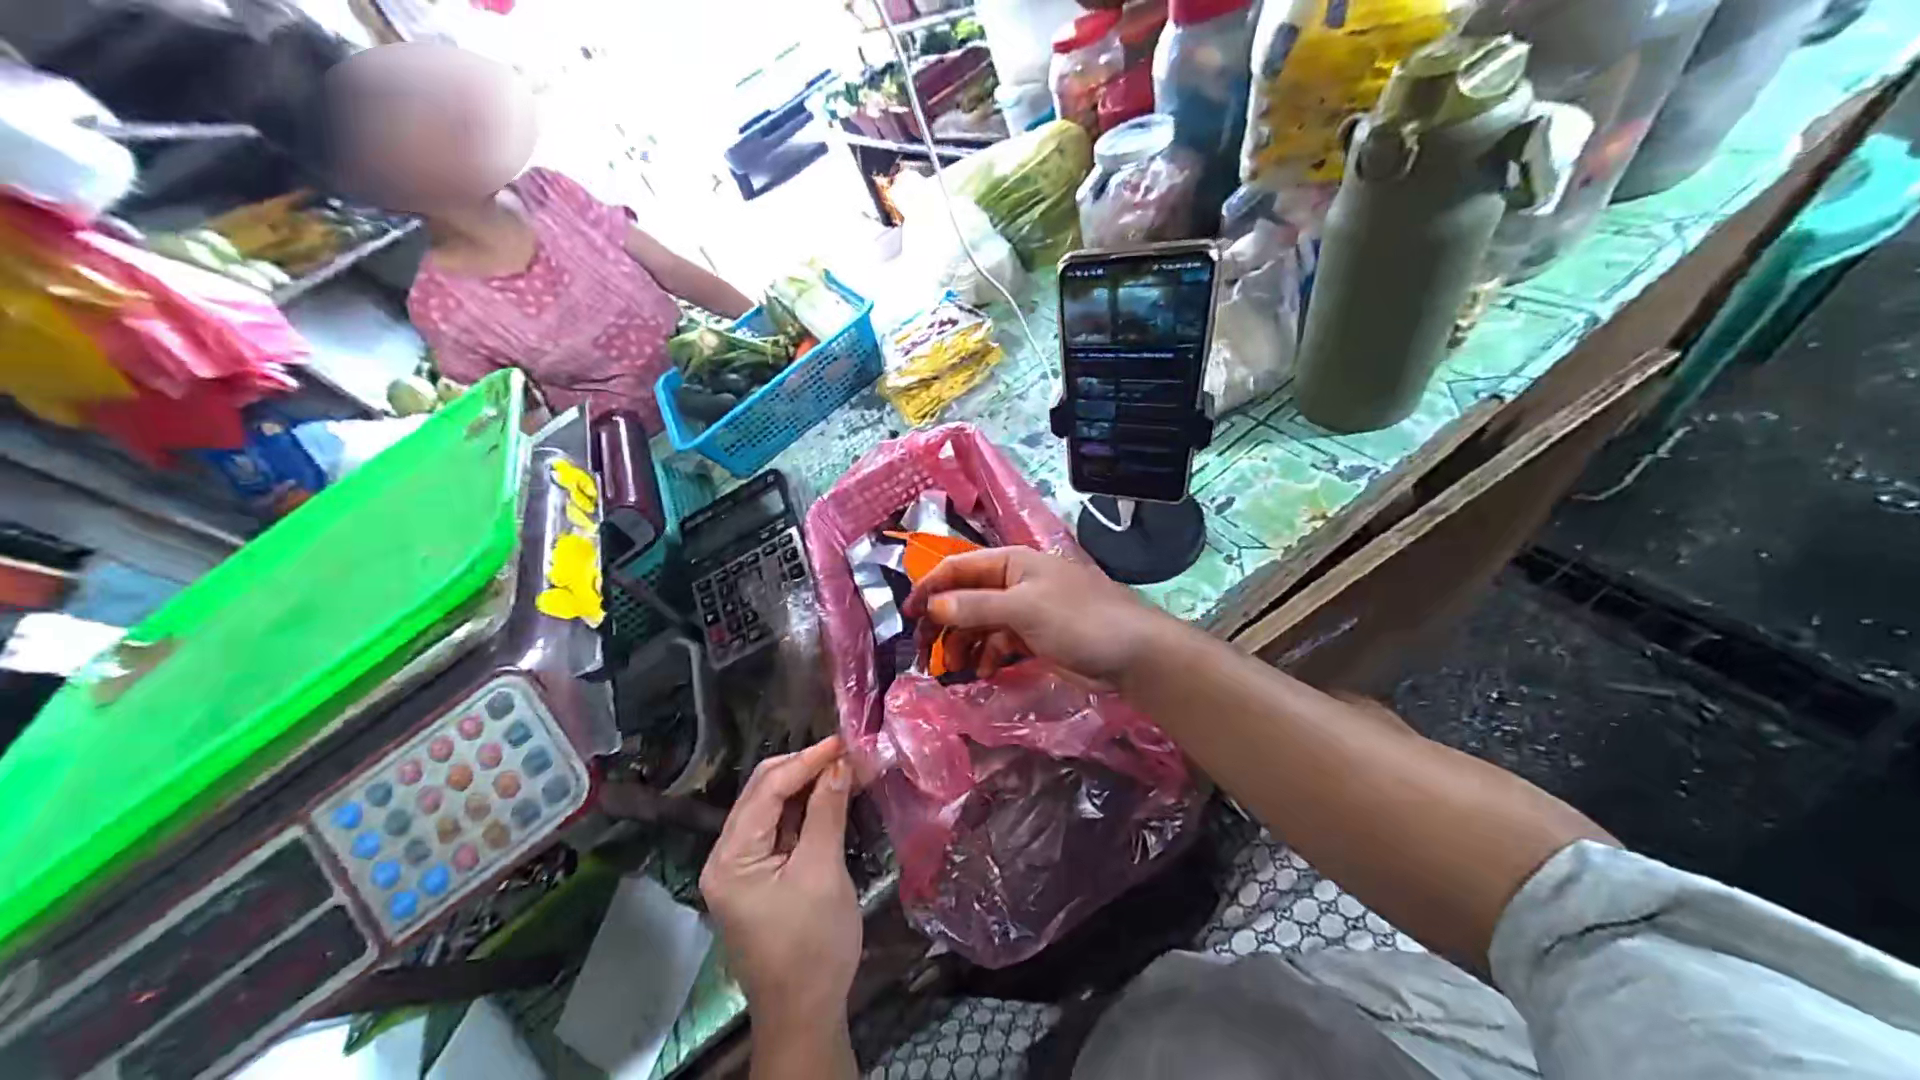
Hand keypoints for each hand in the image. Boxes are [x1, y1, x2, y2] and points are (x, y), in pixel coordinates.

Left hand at [701, 737, 860, 1039]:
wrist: (805, 1013)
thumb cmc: (813, 947)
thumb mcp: (823, 873)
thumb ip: (828, 812)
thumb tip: (841, 763)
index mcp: (731, 858)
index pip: (767, 790)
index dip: (807, 760)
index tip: (843, 741)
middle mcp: (726, 856)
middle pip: (763, 793)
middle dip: (804, 768)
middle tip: (847, 754)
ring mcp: (740, 867)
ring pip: (772, 808)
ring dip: (807, 786)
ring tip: (845, 768)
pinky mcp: (758, 876)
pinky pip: (779, 829)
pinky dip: (805, 811)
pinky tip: (831, 796)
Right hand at [903, 547, 1178, 685]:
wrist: (1132, 654)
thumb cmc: (1079, 619)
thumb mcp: (1024, 609)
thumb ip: (976, 606)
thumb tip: (933, 605)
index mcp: (1010, 563)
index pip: (958, 568)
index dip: (930, 587)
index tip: (907, 615)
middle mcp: (1013, 583)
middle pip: (964, 599)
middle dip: (943, 623)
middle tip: (925, 652)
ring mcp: (1023, 612)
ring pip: (978, 625)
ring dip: (963, 645)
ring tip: (953, 669)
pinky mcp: (1032, 639)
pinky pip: (997, 645)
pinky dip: (987, 657)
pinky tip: (986, 673)